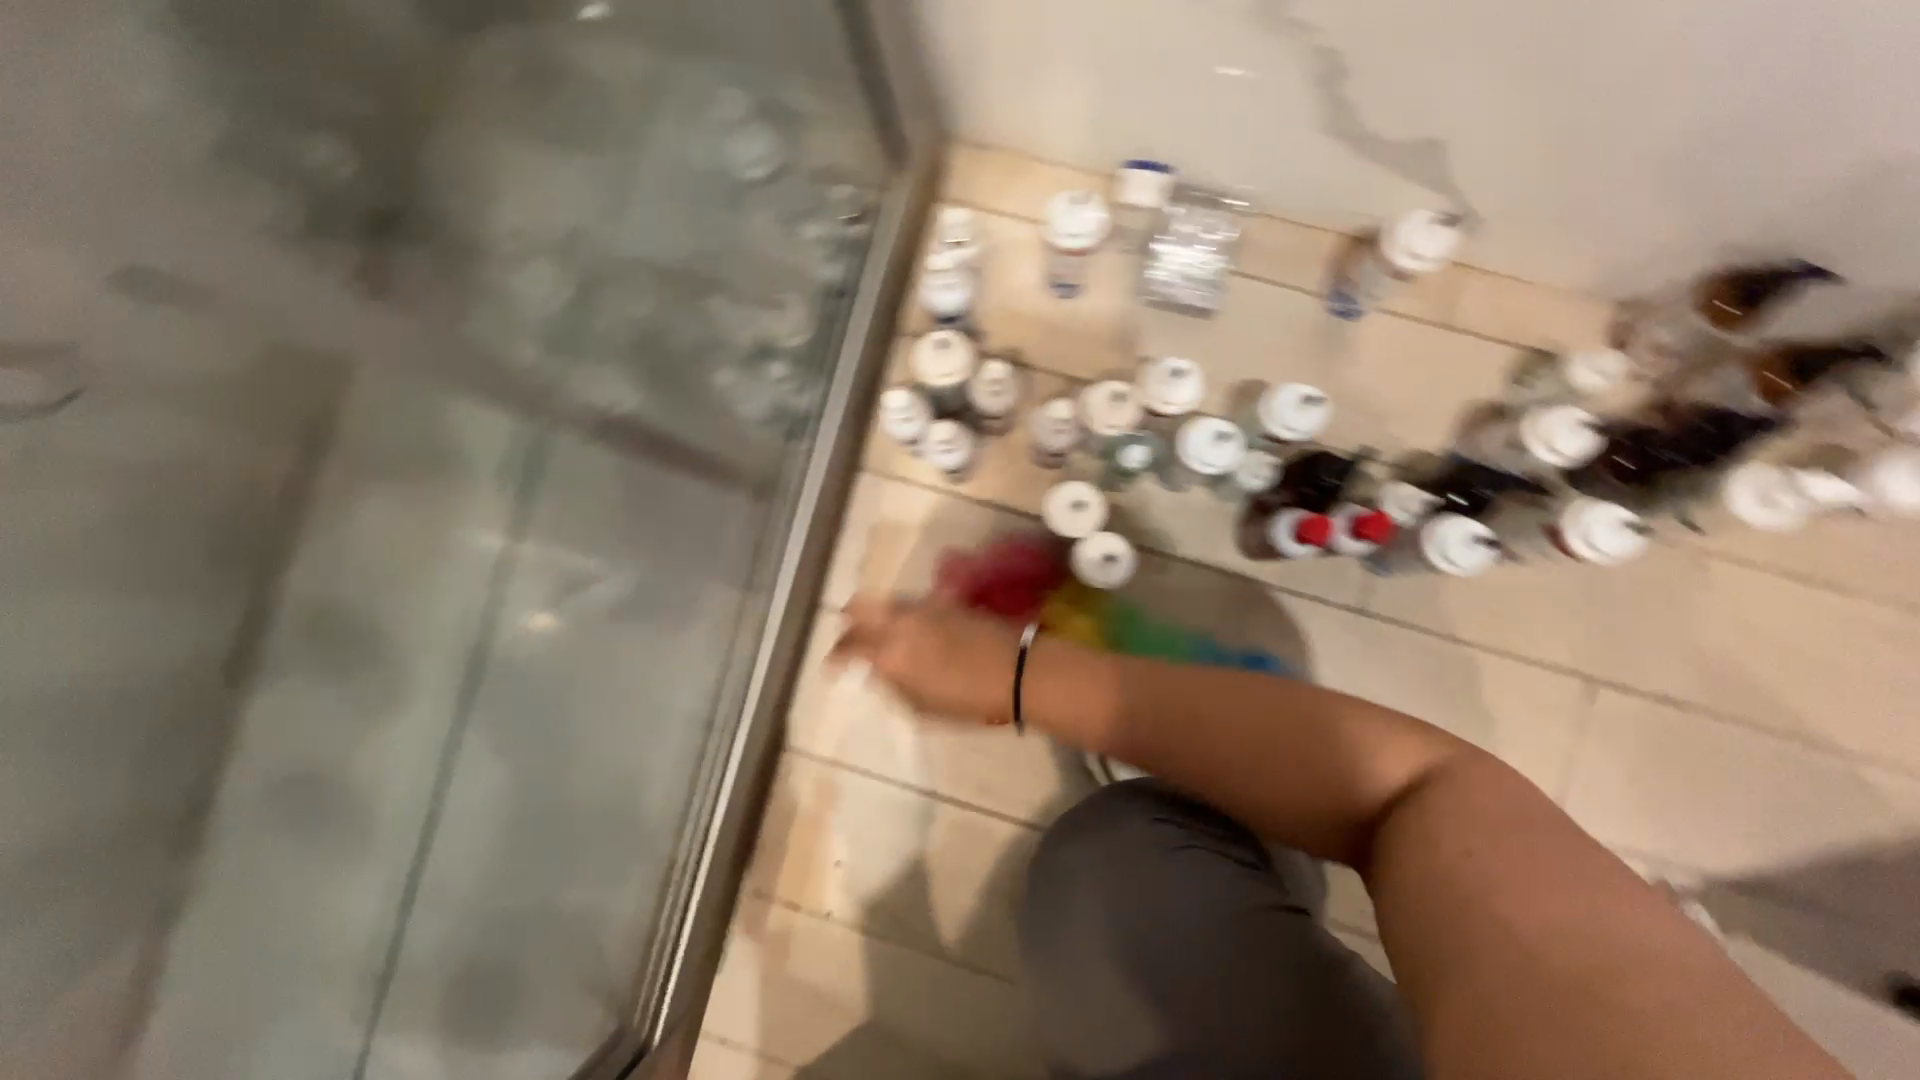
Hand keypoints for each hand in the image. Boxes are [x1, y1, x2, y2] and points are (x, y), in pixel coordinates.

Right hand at [828, 594, 1025, 725]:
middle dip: (848, 619)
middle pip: (859, 607)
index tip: (831, 665)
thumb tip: (880, 672)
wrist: (1017, 671)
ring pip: (887, 601)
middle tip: (848, 634)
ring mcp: (924, 606)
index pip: (849, 646)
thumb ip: (894, 686)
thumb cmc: (969, 701)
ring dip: (877, 613)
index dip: (835, 655)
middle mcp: (900, 622)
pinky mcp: (947, 601)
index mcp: (890, 653)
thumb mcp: (922, 709)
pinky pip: (913, 602)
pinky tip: (912, 626)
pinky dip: (904, 612)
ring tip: (880, 631)